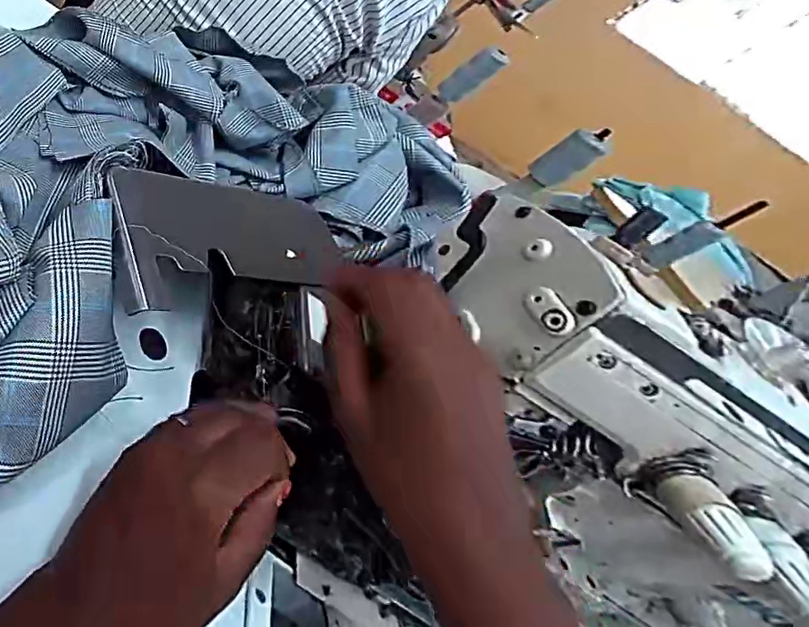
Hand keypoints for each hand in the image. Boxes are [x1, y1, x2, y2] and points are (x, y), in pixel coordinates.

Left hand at [0, 403, 291, 626]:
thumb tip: (275, 486)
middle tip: (278, 451)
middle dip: (260, 427)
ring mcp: (146, 448)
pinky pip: (176, 421)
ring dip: (231, 418)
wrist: (93, 600)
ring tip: (253, 439)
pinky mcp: (131, 450)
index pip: (257, 440)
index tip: (286, 470)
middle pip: (229, 414)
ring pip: (201, 409)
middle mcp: (170, 456)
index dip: (281, 453)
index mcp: (201, 489)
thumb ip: (257, 522)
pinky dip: (202, 423)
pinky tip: (215, 441)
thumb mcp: (225, 575)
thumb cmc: (149, 601)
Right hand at [323, 265, 574, 626]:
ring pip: (433, 297)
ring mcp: (477, 361)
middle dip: (371, 279)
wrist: (473, 533)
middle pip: (414, 282)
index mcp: (421, 355)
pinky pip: (445, 322)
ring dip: (393, 295)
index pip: (385, 285)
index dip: (348, 276)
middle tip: (339, 299)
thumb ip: (340, 348)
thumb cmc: (406, 479)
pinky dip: (414, 316)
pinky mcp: (484, 375)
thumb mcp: (353, 411)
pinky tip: (390, 346)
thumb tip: (333, 307)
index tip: (325, 284)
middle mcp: (457, 350)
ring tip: (360, 322)